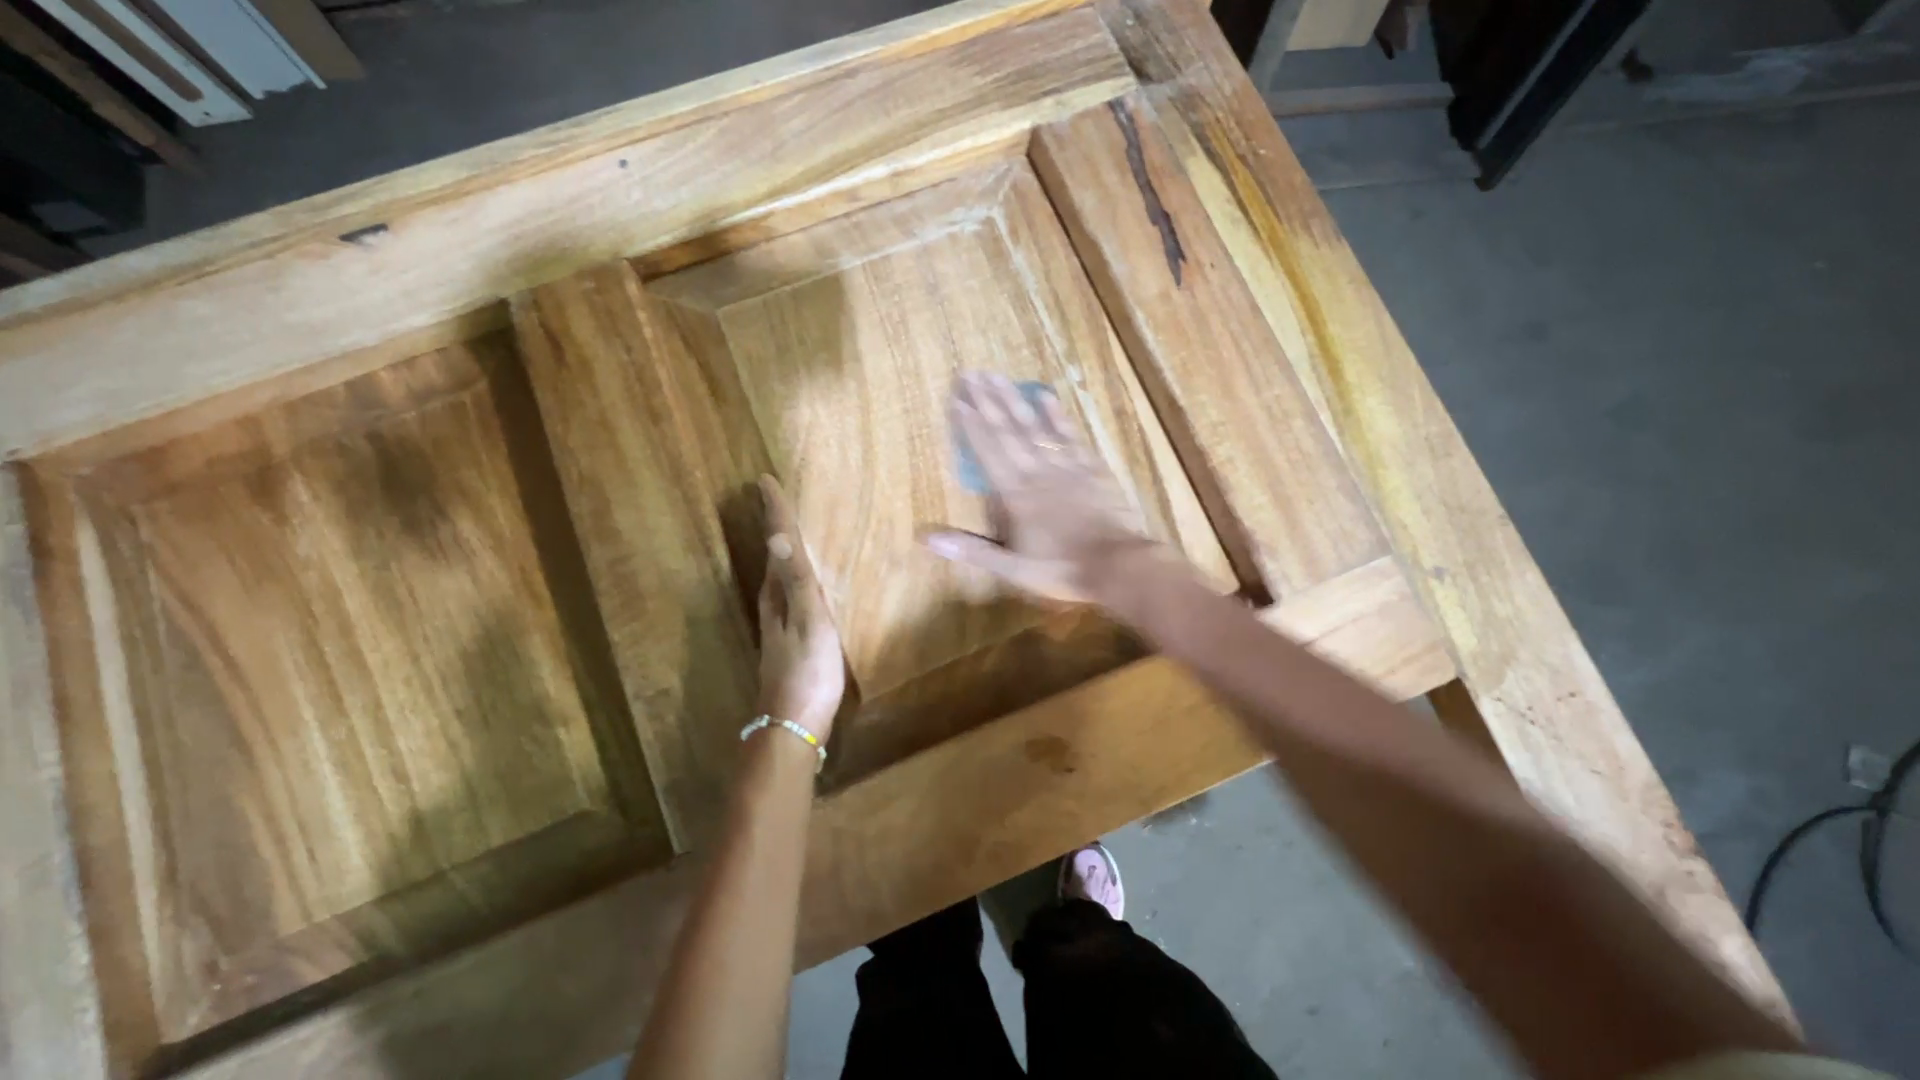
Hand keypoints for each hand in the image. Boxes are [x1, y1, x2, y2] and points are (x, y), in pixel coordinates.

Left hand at [754, 475, 845, 739]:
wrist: (793, 726)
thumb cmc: (808, 674)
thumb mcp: (810, 624)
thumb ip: (797, 581)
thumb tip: (774, 535)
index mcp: (780, 594)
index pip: (777, 543)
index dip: (774, 512)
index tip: (764, 479)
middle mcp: (774, 604)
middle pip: (773, 555)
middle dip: (773, 524)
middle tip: (773, 496)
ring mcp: (779, 624)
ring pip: (777, 575)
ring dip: (780, 549)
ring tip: (786, 529)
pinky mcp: (788, 640)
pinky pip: (788, 593)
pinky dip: (791, 575)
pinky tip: (800, 584)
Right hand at [921, 373, 1161, 604]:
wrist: (1119, 564)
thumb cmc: (1062, 569)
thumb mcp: (1012, 567)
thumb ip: (971, 549)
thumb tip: (926, 538)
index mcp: (1015, 494)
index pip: (988, 451)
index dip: (971, 424)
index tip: (957, 398)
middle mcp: (1037, 471)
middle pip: (1008, 430)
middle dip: (988, 401)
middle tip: (971, 373)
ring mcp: (1067, 465)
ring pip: (1036, 425)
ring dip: (1015, 399)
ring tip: (998, 375)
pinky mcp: (1093, 467)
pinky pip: (1070, 434)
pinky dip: (1057, 414)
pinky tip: (1045, 395)